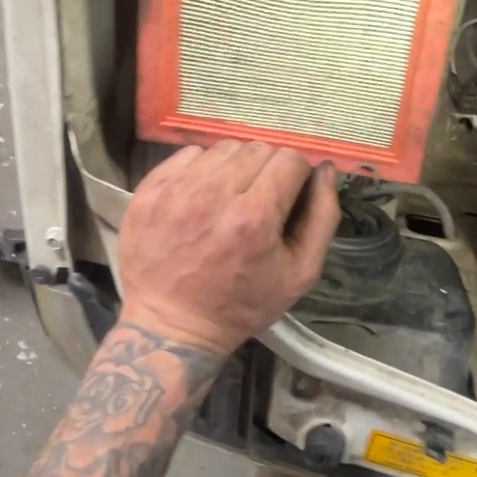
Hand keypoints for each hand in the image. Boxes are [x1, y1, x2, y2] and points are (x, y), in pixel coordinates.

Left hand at [115, 141, 340, 355]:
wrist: (170, 328)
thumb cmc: (241, 305)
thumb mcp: (300, 274)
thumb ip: (323, 216)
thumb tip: (326, 169)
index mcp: (254, 217)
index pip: (290, 159)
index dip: (297, 175)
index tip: (289, 196)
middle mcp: (214, 196)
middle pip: (258, 149)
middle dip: (268, 169)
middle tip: (261, 199)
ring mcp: (177, 190)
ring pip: (224, 148)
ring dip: (236, 166)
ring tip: (231, 196)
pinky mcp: (150, 190)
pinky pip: (188, 154)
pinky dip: (203, 167)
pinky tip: (203, 195)